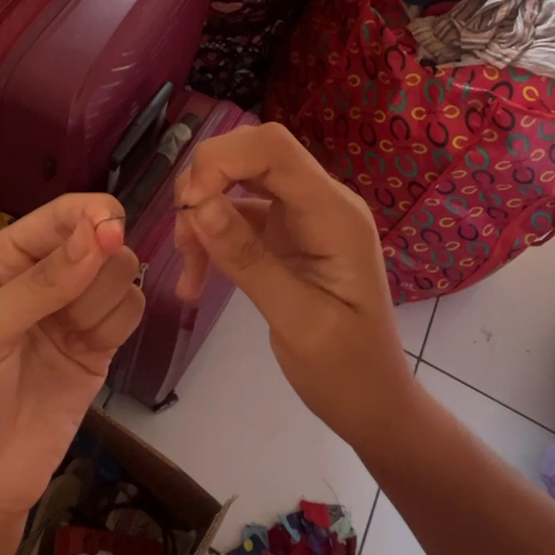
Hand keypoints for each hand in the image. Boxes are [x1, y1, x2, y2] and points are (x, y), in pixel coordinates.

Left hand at [0, 194, 144, 554]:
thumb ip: (41, 283)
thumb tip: (99, 234)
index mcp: (7, 258)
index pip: (60, 216)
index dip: (89, 215)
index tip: (110, 231)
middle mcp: (45, 277)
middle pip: (100, 240)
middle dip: (100, 263)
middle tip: (75, 309)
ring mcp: (75, 313)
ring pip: (120, 273)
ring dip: (106, 299)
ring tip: (74, 338)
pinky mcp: (100, 348)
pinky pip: (130, 310)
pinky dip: (120, 322)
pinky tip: (92, 349)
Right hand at [172, 124, 413, 438]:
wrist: (372, 404)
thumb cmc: (347, 371)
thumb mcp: (299, 323)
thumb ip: (249, 260)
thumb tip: (199, 206)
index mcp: (334, 214)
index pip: (274, 149)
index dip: (221, 160)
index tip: (189, 206)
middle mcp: (318, 202)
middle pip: (252, 154)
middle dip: (207, 182)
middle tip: (182, 236)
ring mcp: (300, 217)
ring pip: (237, 181)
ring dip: (202, 214)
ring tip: (187, 269)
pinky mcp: (283, 236)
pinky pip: (235, 216)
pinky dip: (209, 240)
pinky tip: (193, 283)